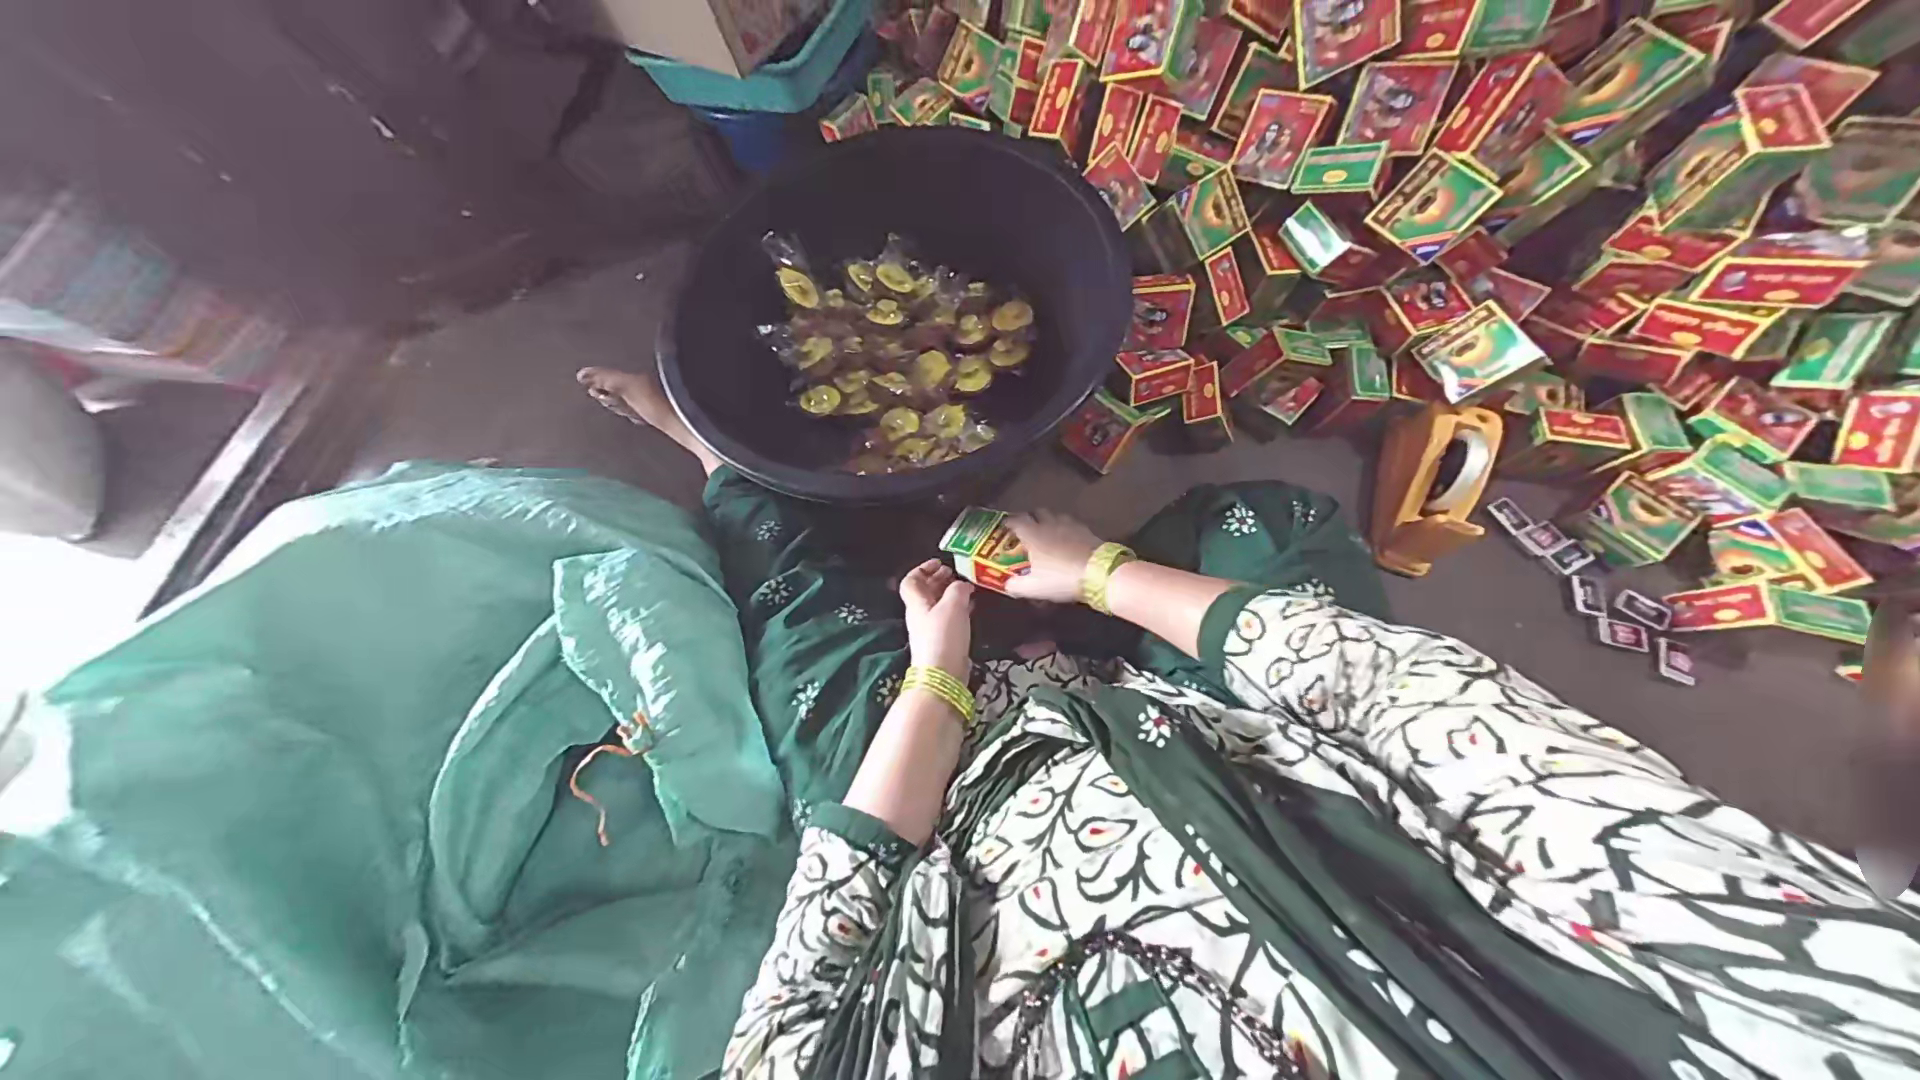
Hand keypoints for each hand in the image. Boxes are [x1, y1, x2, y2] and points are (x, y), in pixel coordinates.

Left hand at [900, 559, 973, 680]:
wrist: (943, 675)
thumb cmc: (943, 636)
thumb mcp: (953, 605)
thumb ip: (958, 589)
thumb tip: (962, 584)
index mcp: (916, 603)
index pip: (911, 581)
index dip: (922, 568)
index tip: (939, 562)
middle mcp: (920, 615)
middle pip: (925, 591)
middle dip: (938, 579)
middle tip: (955, 572)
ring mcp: (931, 629)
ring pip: (938, 604)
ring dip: (950, 593)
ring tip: (966, 586)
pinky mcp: (943, 641)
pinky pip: (949, 617)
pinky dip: (958, 608)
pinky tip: (971, 606)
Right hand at [1001, 510, 1103, 604]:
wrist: (1100, 573)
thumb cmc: (1062, 578)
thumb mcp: (1034, 588)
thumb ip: (1016, 586)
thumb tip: (1007, 584)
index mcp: (1033, 534)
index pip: (1016, 520)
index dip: (1008, 522)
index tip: (1004, 528)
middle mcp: (1049, 524)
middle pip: (1036, 512)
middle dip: (1030, 518)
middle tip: (1027, 531)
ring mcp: (1069, 524)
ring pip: (1055, 515)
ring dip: (1048, 521)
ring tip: (1047, 534)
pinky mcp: (1085, 529)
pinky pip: (1071, 523)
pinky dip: (1065, 528)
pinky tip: (1067, 540)